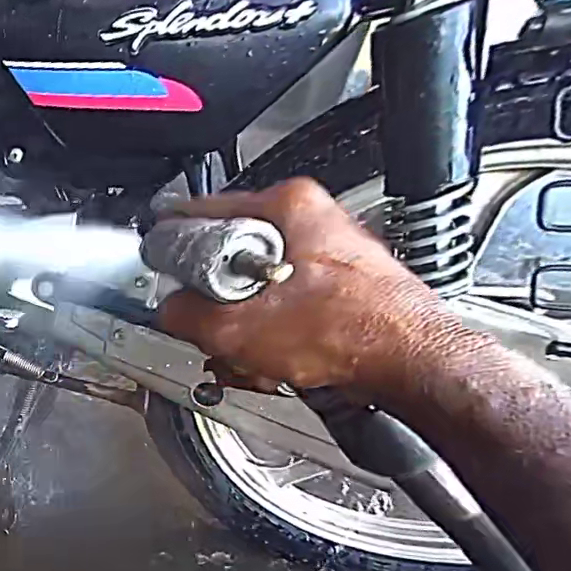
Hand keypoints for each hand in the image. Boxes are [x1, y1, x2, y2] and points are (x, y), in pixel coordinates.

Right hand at [152, 178, 486, 399]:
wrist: (408, 362)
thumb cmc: (351, 331)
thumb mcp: (236, 328)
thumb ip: (184, 315)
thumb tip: (168, 310)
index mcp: (287, 208)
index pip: (200, 216)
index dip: (175, 253)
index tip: (162, 272)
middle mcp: (308, 223)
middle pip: (224, 265)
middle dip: (216, 311)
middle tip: (220, 334)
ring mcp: (321, 255)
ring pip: (249, 294)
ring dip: (241, 333)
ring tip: (255, 356)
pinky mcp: (330, 286)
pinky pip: (274, 310)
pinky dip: (266, 338)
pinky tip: (274, 360)